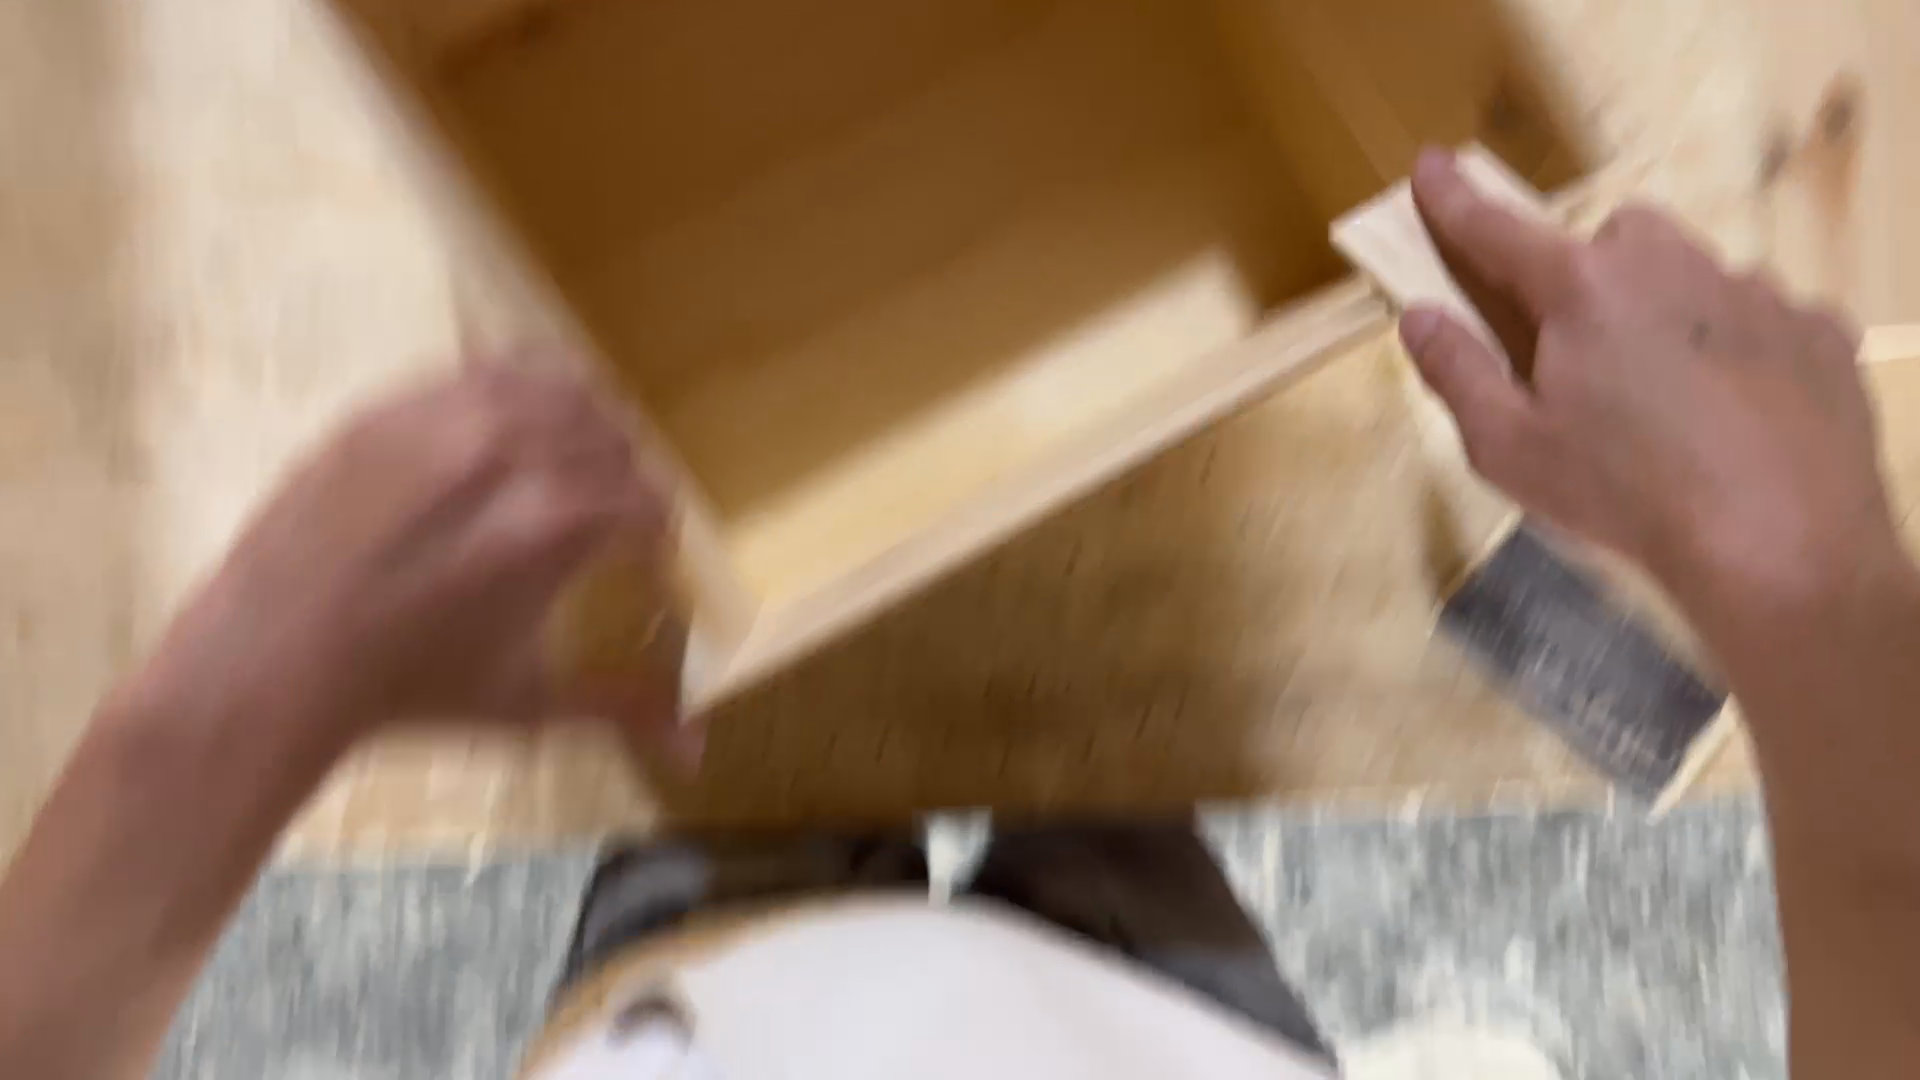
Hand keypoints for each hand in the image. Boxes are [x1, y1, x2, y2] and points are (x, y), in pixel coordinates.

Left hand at [134, 360, 695, 763]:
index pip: (652, 500)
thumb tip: (700, 753)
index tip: (646, 556)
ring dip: (590, 430)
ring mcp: (447, 422)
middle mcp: (511, 456)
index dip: (659, 531)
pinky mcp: (395, 408)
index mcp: (556, 526)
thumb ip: (628, 712)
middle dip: (630, 481)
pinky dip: (529, 389)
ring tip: (577, 466)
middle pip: (618, 440)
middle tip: (613, 516)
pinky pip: (493, 369)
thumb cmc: (415, 692)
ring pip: (565, 392)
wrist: (267, 668)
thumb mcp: (534, 704)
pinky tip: (525, 422)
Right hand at [1401, 148, 1902, 612]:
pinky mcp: (1816, 331)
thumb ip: (1455, 369)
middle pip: (1610, 234)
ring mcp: (1757, 294)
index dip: (1454, 201)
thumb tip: (1418, 314)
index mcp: (1584, 293)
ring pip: (1684, 266)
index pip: (1499, 231)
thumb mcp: (1501, 442)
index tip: (1429, 164)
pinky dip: (1714, 337)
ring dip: (1646, 302)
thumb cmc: (1614, 490)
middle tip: (1562, 343)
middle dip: (1576, 269)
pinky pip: (1749, 309)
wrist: (1778, 543)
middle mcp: (1673, 269)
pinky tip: (1711, 406)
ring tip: (1640, 387)